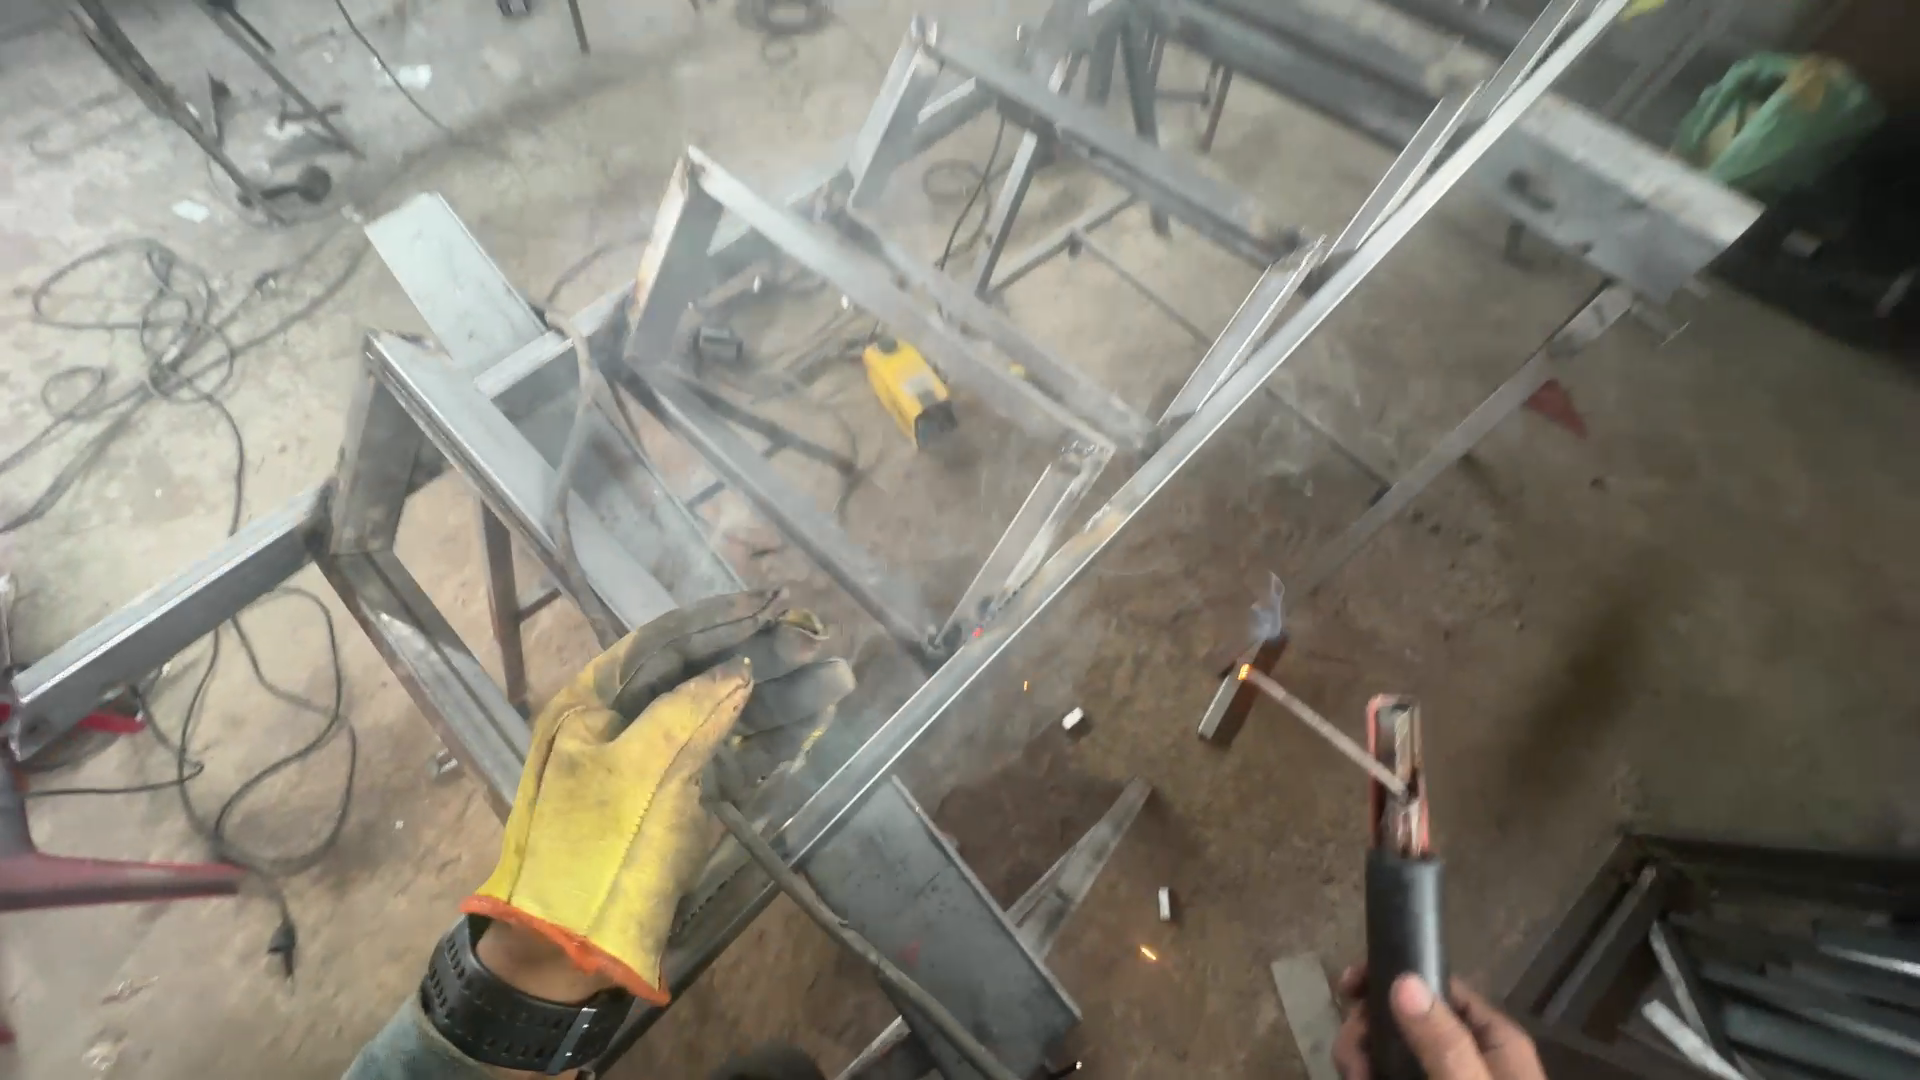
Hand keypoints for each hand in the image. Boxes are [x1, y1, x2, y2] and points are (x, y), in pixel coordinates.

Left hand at [463, 591, 852, 1005]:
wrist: (571, 951)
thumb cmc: (589, 852)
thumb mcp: (632, 772)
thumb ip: (687, 710)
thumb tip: (741, 671)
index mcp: (598, 699)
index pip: (667, 642)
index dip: (723, 620)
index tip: (774, 605)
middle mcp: (633, 716)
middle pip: (708, 672)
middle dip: (764, 657)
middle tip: (816, 642)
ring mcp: (667, 754)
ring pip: (732, 711)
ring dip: (784, 696)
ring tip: (837, 679)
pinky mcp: (695, 790)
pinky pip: (741, 752)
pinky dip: (777, 738)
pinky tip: (815, 720)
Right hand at [1332, 968, 1545, 1079]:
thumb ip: (1444, 1045)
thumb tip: (1403, 980)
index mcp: (1494, 1042)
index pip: (1440, 985)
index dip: (1391, 976)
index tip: (1348, 989)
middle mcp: (1471, 1054)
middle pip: (1404, 1013)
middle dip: (1367, 1029)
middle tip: (1350, 1059)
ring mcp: (1447, 1079)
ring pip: (1390, 1046)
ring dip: (1360, 1057)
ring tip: (1353, 1078)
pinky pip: (1387, 1073)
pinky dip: (1367, 1076)